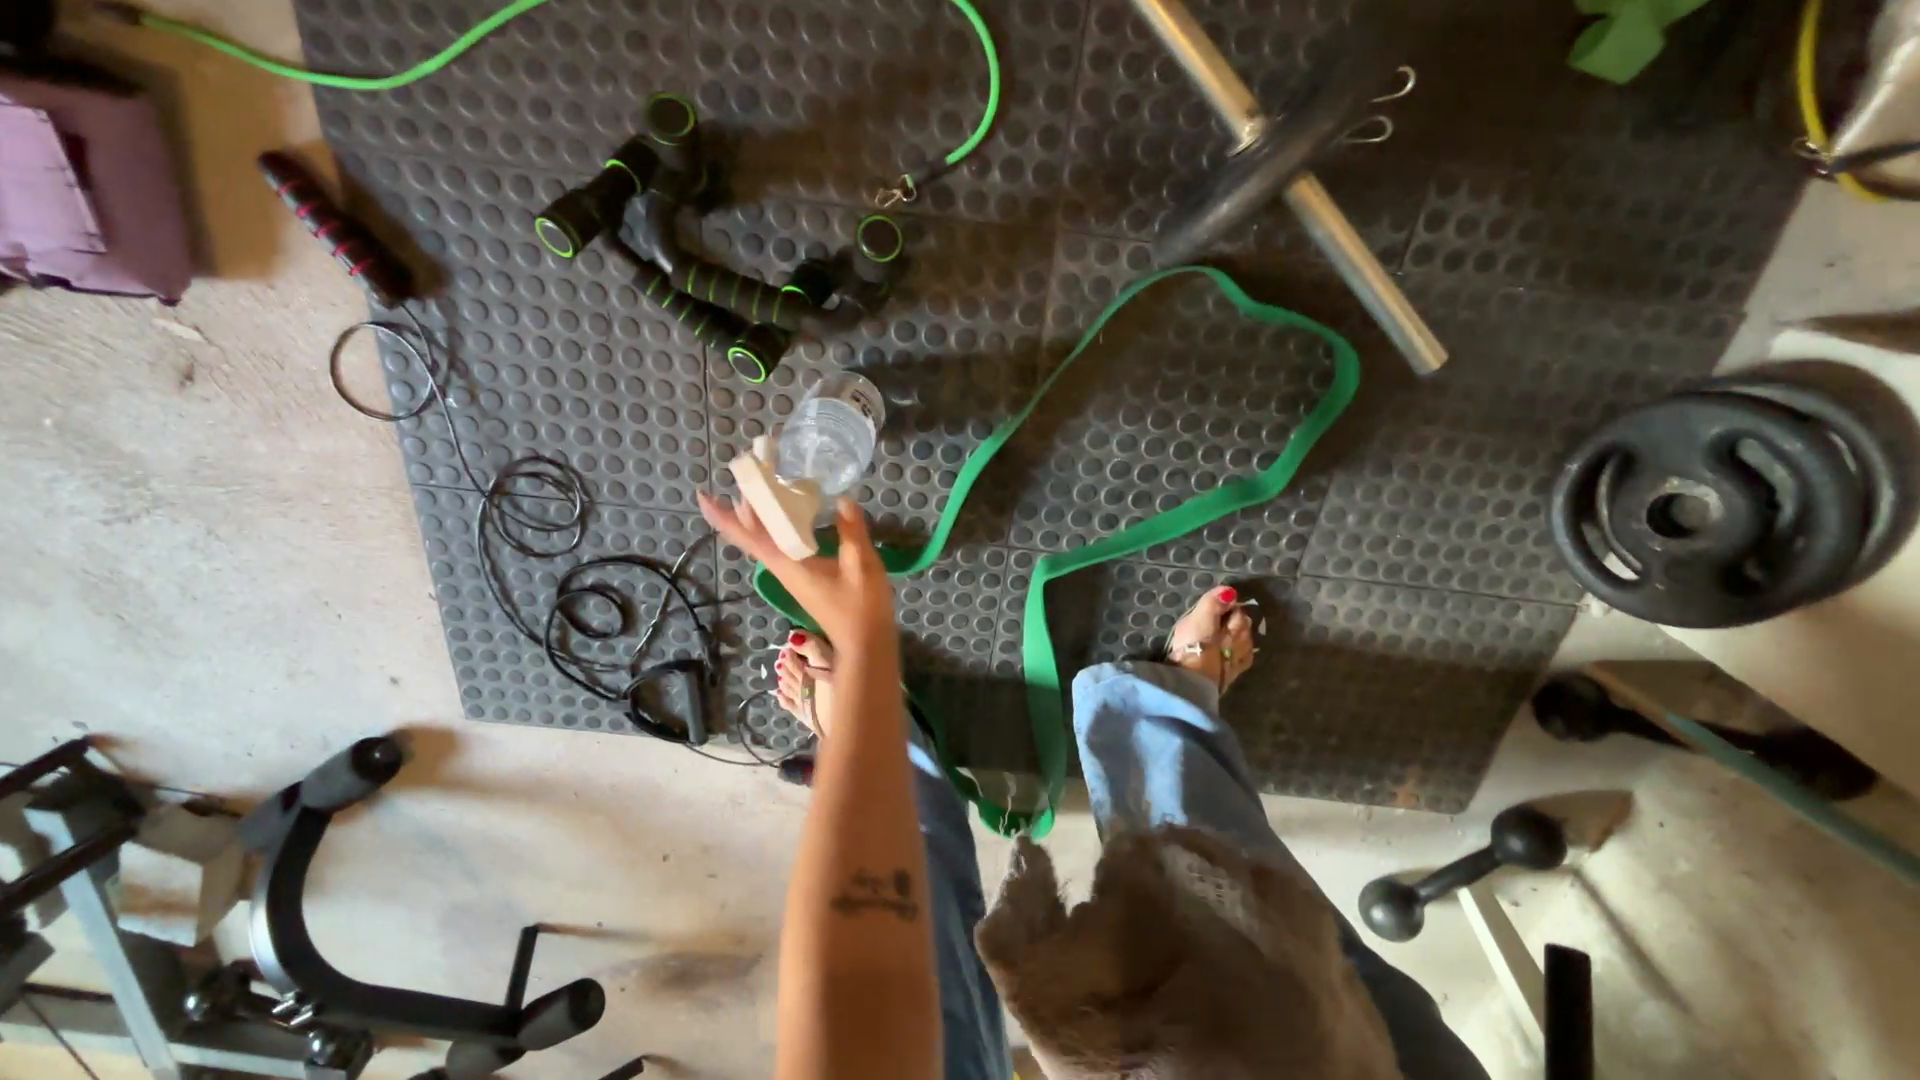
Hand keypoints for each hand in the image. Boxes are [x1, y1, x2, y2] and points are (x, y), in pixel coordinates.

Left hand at [698, 492, 897, 654]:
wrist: (864, 644)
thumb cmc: (860, 608)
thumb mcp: (861, 566)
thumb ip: (852, 532)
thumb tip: (843, 500)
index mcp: (788, 563)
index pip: (747, 536)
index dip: (722, 516)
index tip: (702, 494)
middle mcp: (782, 567)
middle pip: (752, 534)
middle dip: (745, 504)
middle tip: (754, 472)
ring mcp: (791, 573)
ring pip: (764, 539)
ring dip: (761, 514)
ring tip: (769, 484)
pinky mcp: (802, 577)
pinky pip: (779, 545)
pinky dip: (778, 525)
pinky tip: (793, 513)